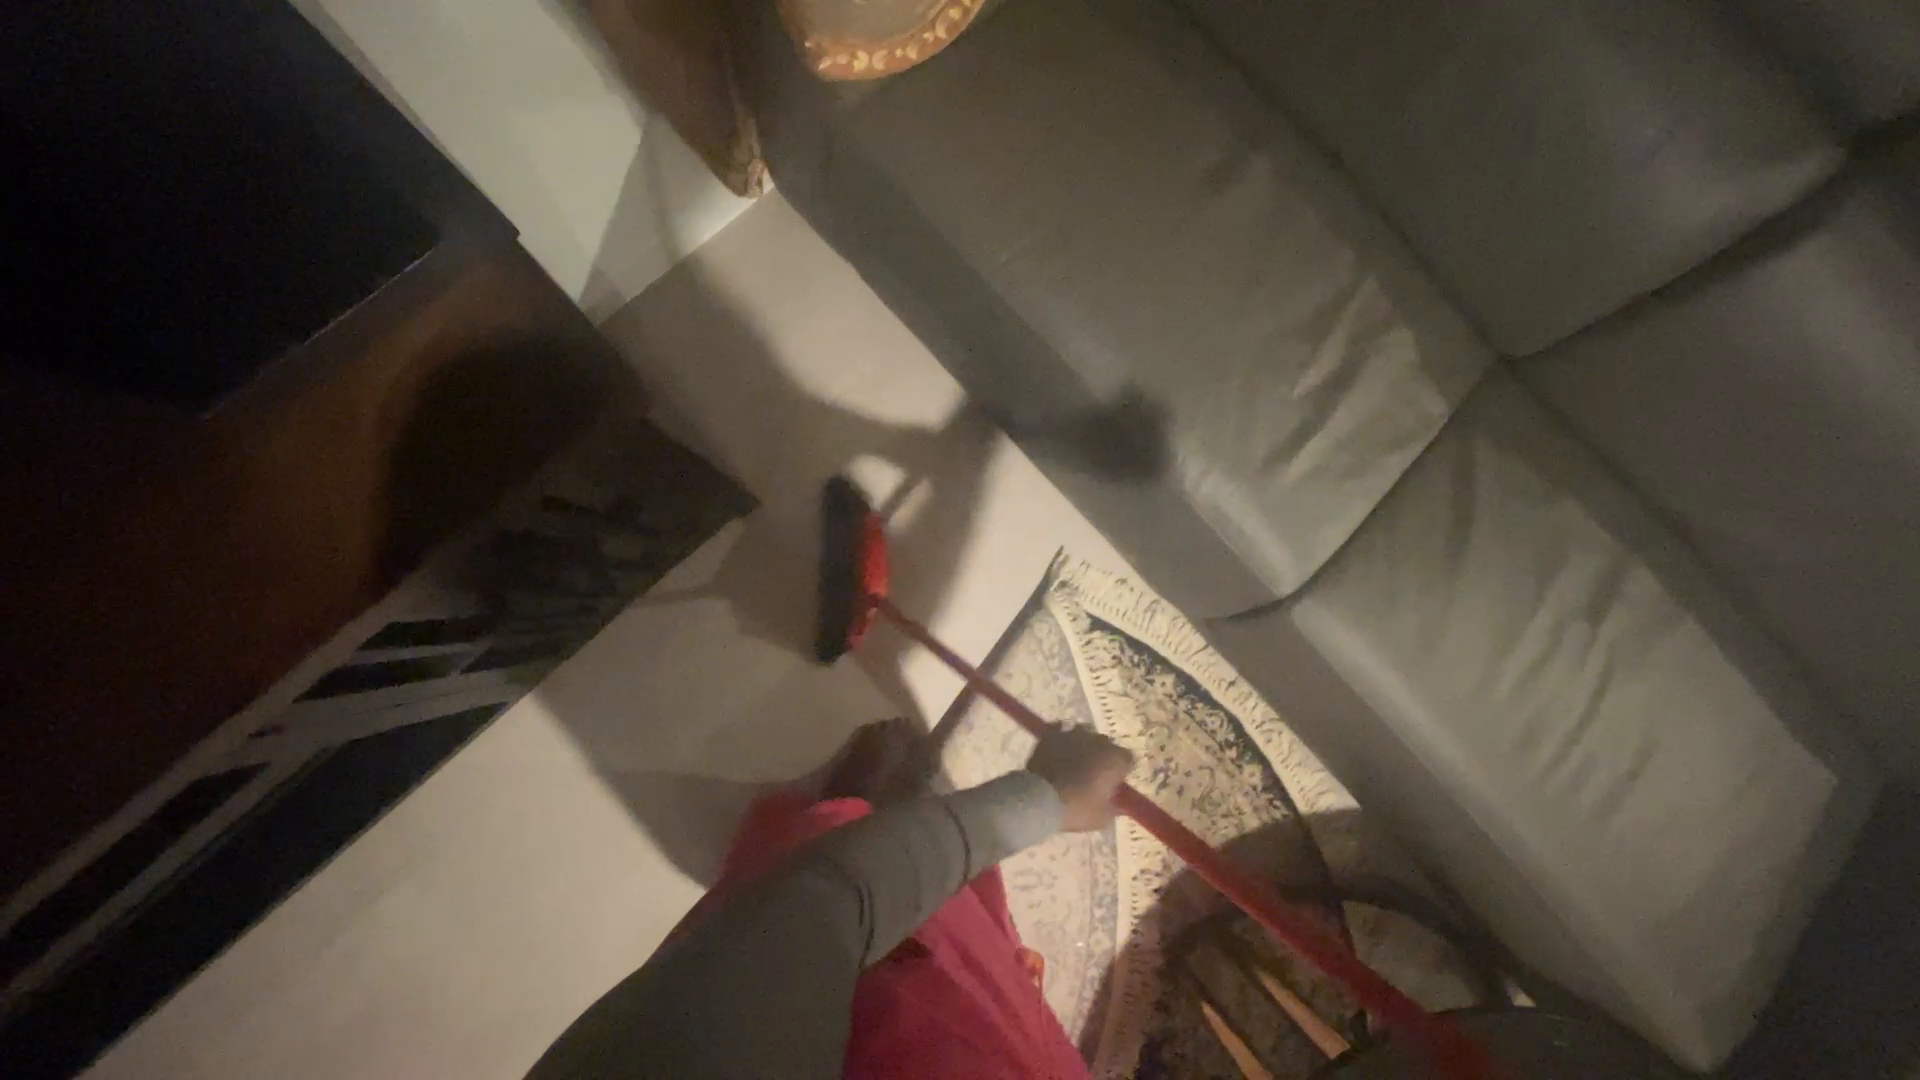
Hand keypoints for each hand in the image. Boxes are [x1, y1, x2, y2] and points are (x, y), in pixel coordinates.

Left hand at [1024, 725, 1134, 831]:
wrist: (1040, 798)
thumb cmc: (1077, 809)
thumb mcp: (1103, 817)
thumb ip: (1115, 807)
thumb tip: (1119, 805)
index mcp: (1115, 759)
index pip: (1128, 759)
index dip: (1121, 771)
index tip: (1114, 783)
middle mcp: (1097, 740)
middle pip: (1106, 744)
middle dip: (1103, 756)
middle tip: (1093, 774)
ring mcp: (1073, 734)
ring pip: (1085, 733)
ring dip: (1084, 745)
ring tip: (1075, 760)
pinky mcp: (1052, 733)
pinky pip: (1062, 729)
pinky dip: (1063, 738)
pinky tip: (1059, 749)